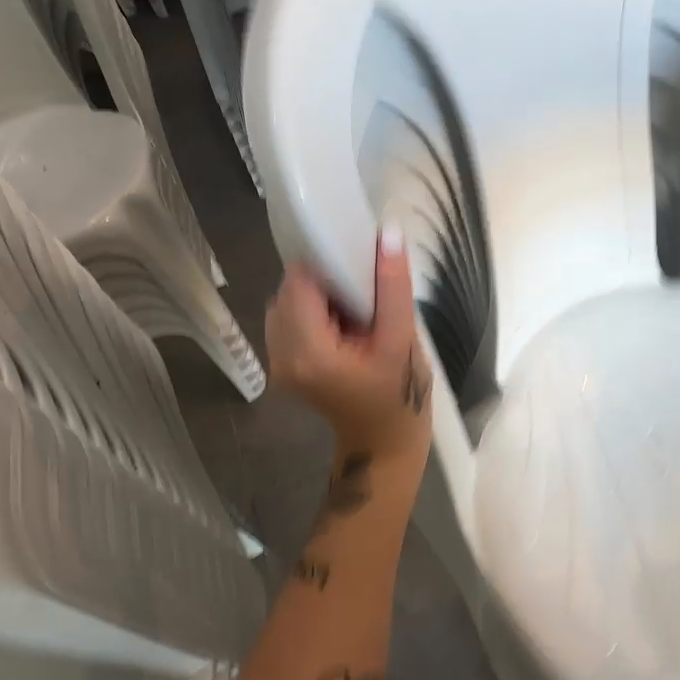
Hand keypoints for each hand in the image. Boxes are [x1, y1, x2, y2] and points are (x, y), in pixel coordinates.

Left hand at [265, 229, 432, 458]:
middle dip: (323, 280)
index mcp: (308, 352)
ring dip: (317, 295)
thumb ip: (392, 285)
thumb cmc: (399, 396)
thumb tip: (388, 233)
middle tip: (363, 285)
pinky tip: (344, 322)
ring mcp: (278, 363)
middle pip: (289, 291)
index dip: (325, 264)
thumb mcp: (402, 339)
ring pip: (286, 304)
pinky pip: (289, 320)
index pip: (299, 283)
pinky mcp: (283, 365)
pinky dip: (313, 312)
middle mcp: (281, 356)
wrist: (385, 445)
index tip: (356, 258)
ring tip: (355, 305)